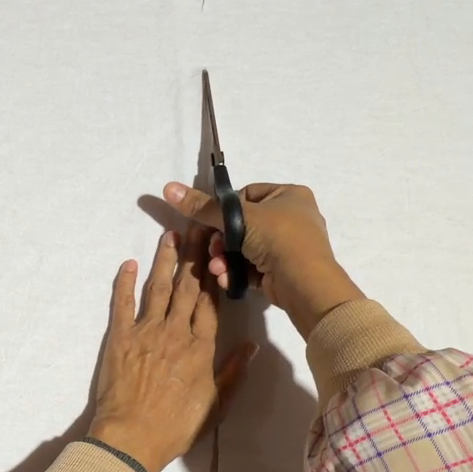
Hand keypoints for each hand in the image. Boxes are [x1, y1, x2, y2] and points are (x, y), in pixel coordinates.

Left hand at [88, 228, 252, 471]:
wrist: (132, 438)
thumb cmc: (176, 426)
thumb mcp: (216, 403)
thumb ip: (233, 371)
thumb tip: (252, 345)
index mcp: (201, 347)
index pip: (211, 302)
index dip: (215, 273)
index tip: (219, 249)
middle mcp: (175, 331)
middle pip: (188, 286)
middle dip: (194, 255)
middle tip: (199, 227)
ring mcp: (146, 331)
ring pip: (158, 287)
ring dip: (165, 259)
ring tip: (170, 235)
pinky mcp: (119, 336)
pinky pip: (122, 302)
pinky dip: (125, 281)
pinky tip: (128, 263)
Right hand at [162, 181, 365, 337]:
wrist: (304, 284)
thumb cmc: (277, 238)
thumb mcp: (237, 218)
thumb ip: (202, 207)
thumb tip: (168, 187)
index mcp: (289, 195)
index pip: (246, 195)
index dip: (225, 210)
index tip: (212, 224)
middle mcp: (292, 217)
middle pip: (243, 224)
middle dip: (222, 242)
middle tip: (212, 250)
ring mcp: (289, 245)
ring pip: (245, 248)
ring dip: (226, 259)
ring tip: (217, 268)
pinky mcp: (283, 269)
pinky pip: (254, 266)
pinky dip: (239, 272)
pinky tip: (228, 279)